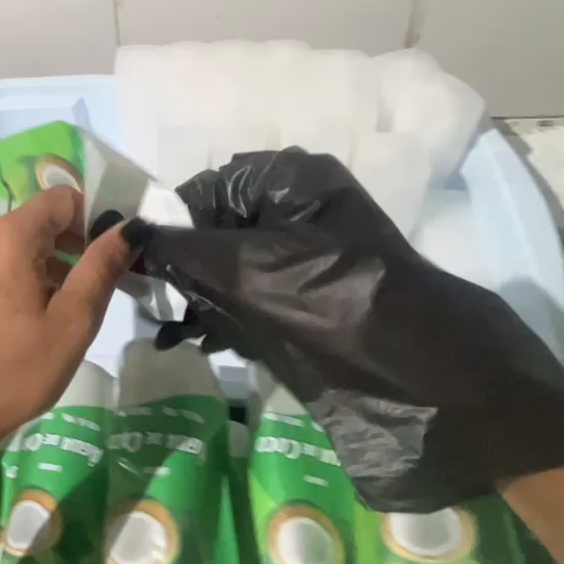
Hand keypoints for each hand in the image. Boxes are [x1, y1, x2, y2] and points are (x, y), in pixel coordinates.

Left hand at [0, 185, 132, 462]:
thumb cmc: (14, 370)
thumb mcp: (71, 322)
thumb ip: (101, 268)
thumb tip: (131, 227)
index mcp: (9, 236)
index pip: (62, 197)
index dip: (97, 213)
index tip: (121, 248)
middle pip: (41, 219)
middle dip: (80, 240)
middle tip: (111, 279)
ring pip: (21, 245)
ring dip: (57, 262)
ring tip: (84, 303)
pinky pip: (1, 266)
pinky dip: (30, 277)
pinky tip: (45, 317)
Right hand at [134, 148, 563, 511]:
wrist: (432, 383)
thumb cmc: (336, 306)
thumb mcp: (248, 270)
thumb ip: (182, 249)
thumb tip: (131, 234)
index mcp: (289, 181)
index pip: (202, 190)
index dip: (168, 227)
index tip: (140, 266)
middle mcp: (295, 209)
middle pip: (212, 229)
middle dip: (180, 267)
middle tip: (154, 303)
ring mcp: (303, 257)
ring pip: (226, 268)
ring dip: (195, 297)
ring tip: (173, 328)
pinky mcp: (308, 300)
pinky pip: (249, 298)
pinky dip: (221, 318)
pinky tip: (198, 340)